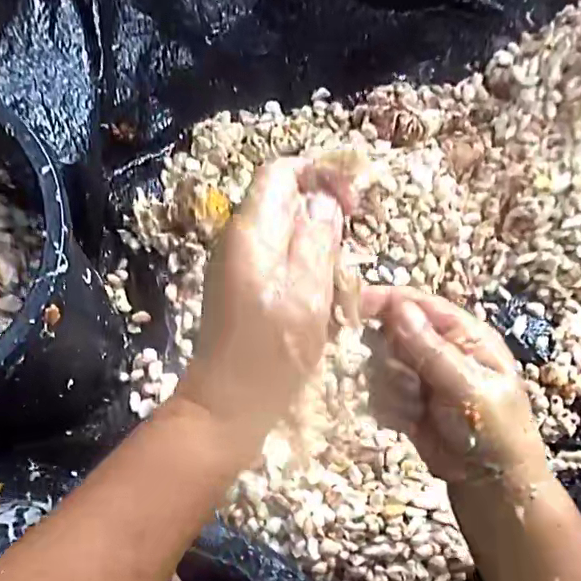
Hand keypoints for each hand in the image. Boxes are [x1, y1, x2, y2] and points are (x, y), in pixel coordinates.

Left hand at [173, 158, 349, 446]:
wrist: (227, 408)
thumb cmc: (270, 355)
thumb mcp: (307, 292)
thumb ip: (318, 239)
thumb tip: (324, 200)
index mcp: (250, 231)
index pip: (282, 172)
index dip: (321, 176)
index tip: (353, 208)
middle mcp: (237, 243)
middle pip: (286, 206)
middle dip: (323, 224)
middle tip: (346, 262)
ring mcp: (237, 272)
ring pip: (286, 241)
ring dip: (318, 257)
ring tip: (336, 292)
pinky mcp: (242, 298)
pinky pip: (280, 271)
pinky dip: (305, 280)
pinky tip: (320, 310)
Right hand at [364, 286, 549, 484]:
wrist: (491, 481)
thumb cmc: (494, 429)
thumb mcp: (467, 386)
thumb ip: (431, 349)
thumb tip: (397, 308)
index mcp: (462, 334)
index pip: (415, 304)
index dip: (382, 301)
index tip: (349, 307)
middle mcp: (436, 350)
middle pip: (390, 335)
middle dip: (386, 357)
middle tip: (401, 382)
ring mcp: (418, 377)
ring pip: (380, 368)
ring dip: (390, 389)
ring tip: (415, 409)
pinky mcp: (404, 403)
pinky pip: (378, 395)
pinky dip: (387, 408)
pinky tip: (409, 421)